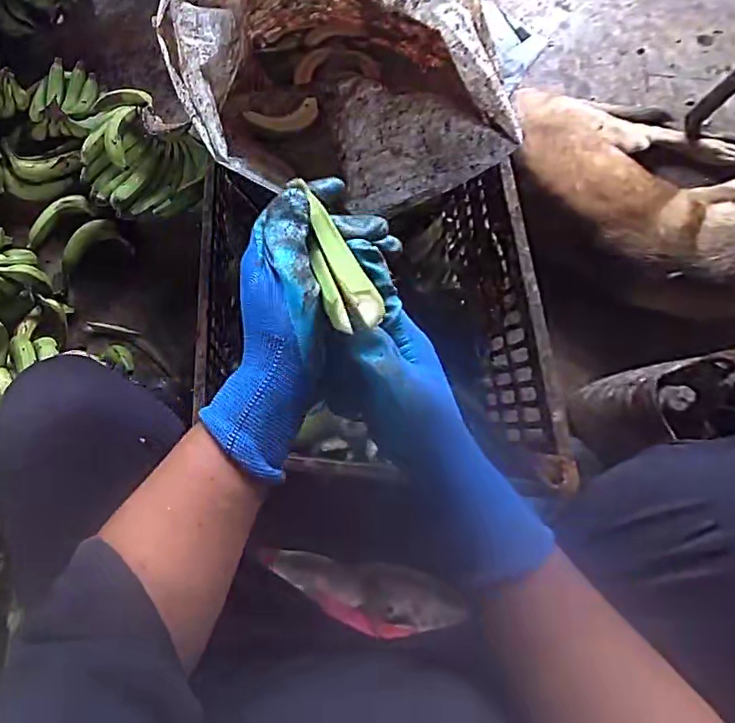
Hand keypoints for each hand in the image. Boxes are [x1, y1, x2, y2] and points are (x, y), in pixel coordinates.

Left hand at [200, 179, 384, 480]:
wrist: (283, 381)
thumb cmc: (284, 327)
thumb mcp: (286, 273)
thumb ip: (289, 232)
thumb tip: (295, 194)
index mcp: (266, 252)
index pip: (286, 210)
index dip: (312, 195)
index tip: (339, 188)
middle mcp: (279, 262)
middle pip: (314, 231)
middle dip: (349, 225)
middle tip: (382, 228)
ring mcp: (297, 283)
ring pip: (329, 251)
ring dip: (360, 245)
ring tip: (392, 245)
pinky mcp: (313, 301)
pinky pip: (336, 273)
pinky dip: (359, 267)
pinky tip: (383, 269)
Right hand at [328, 241, 554, 589]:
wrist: (439, 472)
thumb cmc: (423, 422)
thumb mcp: (394, 379)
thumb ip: (367, 343)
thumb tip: (338, 304)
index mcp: (401, 329)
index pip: (368, 289)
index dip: (341, 274)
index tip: (310, 262)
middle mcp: (387, 339)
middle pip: (349, 312)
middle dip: (325, 313)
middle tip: (295, 313)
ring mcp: (377, 363)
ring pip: (340, 341)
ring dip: (324, 348)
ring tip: (300, 349)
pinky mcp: (367, 387)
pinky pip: (340, 370)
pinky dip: (328, 376)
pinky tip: (318, 388)